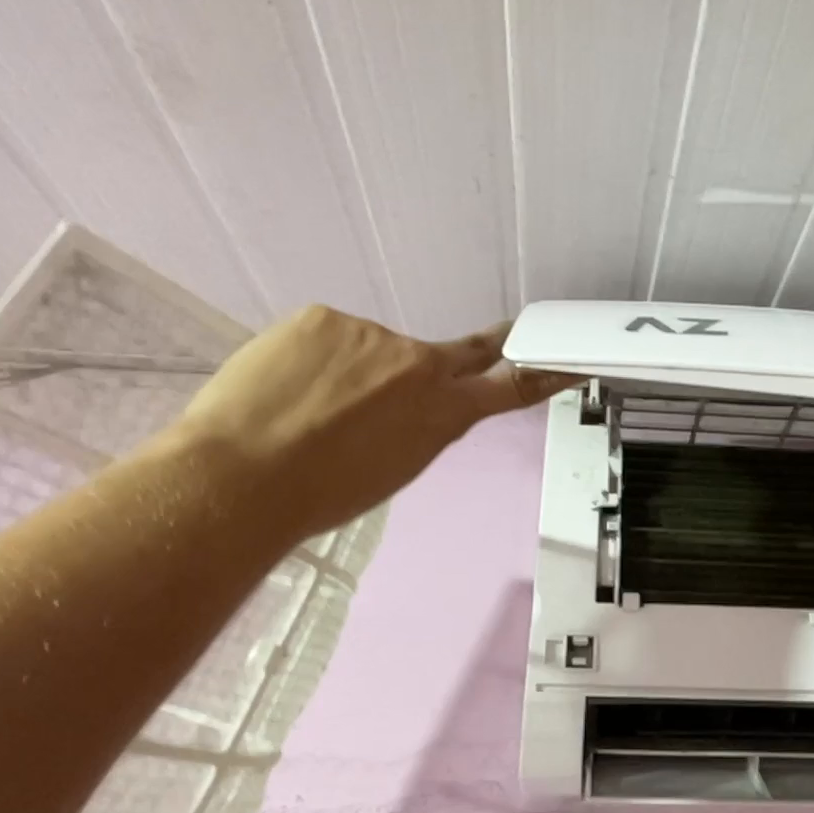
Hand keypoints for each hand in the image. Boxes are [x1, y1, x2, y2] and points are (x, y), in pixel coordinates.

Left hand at [170, 306, 577, 538]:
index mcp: (442, 413)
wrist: (242, 478)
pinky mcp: (322, 316)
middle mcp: (418, 365)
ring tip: (308, 409)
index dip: (543, 373)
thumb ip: (417, 428)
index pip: (508, 388)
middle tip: (510, 329)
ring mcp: (370, 334)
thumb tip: (404, 403)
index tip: (570, 358)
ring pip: (367, 352)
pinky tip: (285, 388)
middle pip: (460, 350)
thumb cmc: (321, 496)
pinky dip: (311, 360)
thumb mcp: (393, 470)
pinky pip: (326, 338)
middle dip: (486, 344)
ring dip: (350, 373)